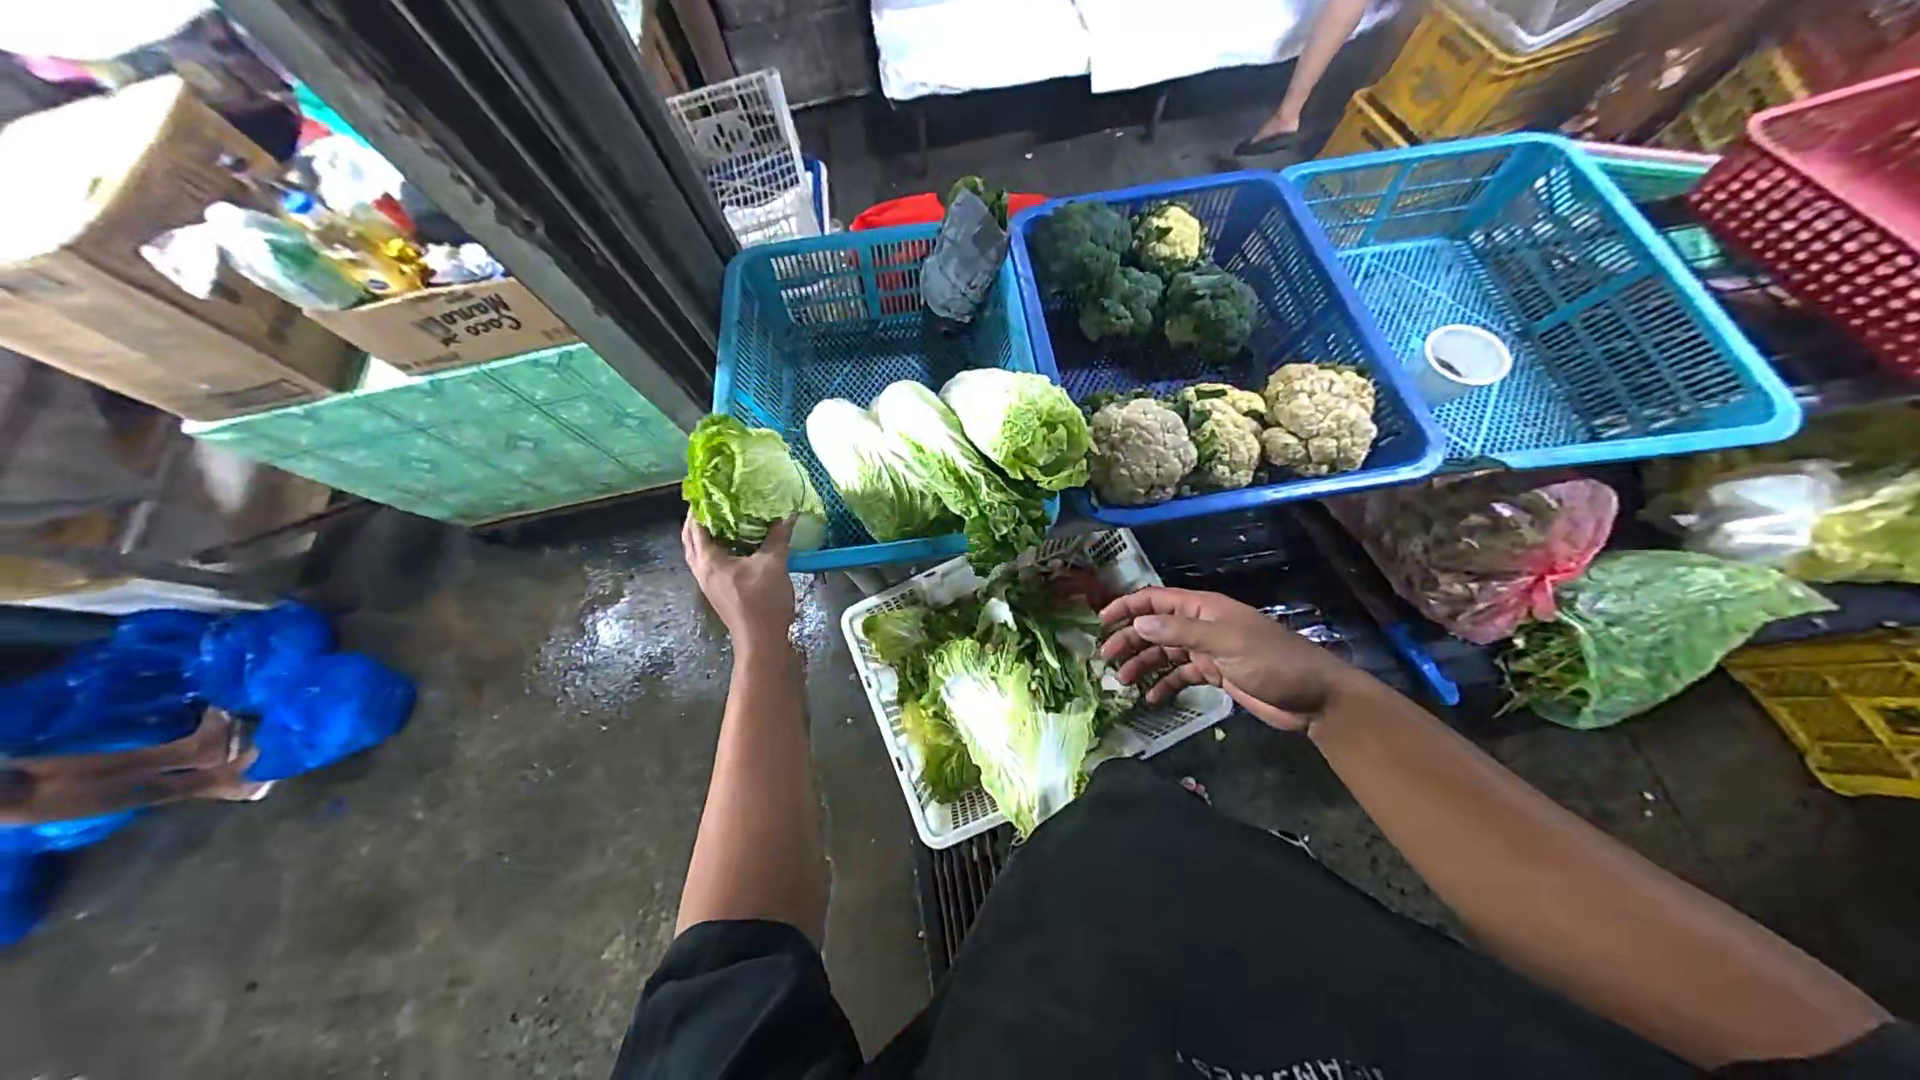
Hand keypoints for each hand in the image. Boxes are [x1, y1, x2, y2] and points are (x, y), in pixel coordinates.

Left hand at [683, 511, 795, 648]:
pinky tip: (733, 543)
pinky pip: (709, 562)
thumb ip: (778, 536)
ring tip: (722, 519)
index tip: (708, 489)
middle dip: (697, 519)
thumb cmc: (763, 600)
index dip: (699, 506)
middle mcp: (702, 570)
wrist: (762, 640)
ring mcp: (707, 583)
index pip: (695, 526)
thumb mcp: (773, 563)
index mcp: (708, 560)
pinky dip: (715, 548)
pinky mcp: (718, 591)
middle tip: (712, 502)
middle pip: (690, 539)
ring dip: (705, 534)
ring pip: (698, 552)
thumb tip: (788, 515)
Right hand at [1099, 587, 1361, 731]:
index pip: (1156, 600)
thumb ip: (1180, 632)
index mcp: (1203, 609)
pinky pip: (1181, 676)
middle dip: (1129, 640)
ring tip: (1123, 683)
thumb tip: (1138, 623)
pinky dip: (1164, 685)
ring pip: (1164, 653)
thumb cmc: (1272, 661)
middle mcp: (1201, 626)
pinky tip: (1152, 700)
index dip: (1127, 607)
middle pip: (1155, 627)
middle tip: (1106, 659)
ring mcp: (1208, 650)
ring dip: (1143, 665)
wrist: (1314, 697)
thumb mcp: (1225, 643)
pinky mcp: (1215, 674)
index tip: (1101, 622)